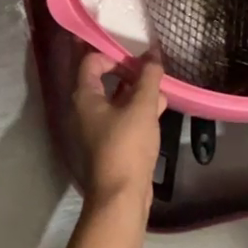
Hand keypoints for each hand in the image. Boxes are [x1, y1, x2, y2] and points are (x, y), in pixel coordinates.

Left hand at [71, 52, 166, 206]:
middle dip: (130, 74)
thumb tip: (153, 53)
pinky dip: (138, 111)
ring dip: (138, 93)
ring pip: (117, 101)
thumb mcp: (142, 107)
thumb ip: (148, 77)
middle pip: (105, 80)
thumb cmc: (127, 145)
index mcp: (85, 97)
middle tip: (153, 71)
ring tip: (162, 89)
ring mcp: (96, 128)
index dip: (114, 55)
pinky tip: (160, 109)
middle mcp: (85, 110)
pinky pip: (123, 118)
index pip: (91, 62)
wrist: (121, 194)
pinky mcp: (109, 144)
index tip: (137, 58)